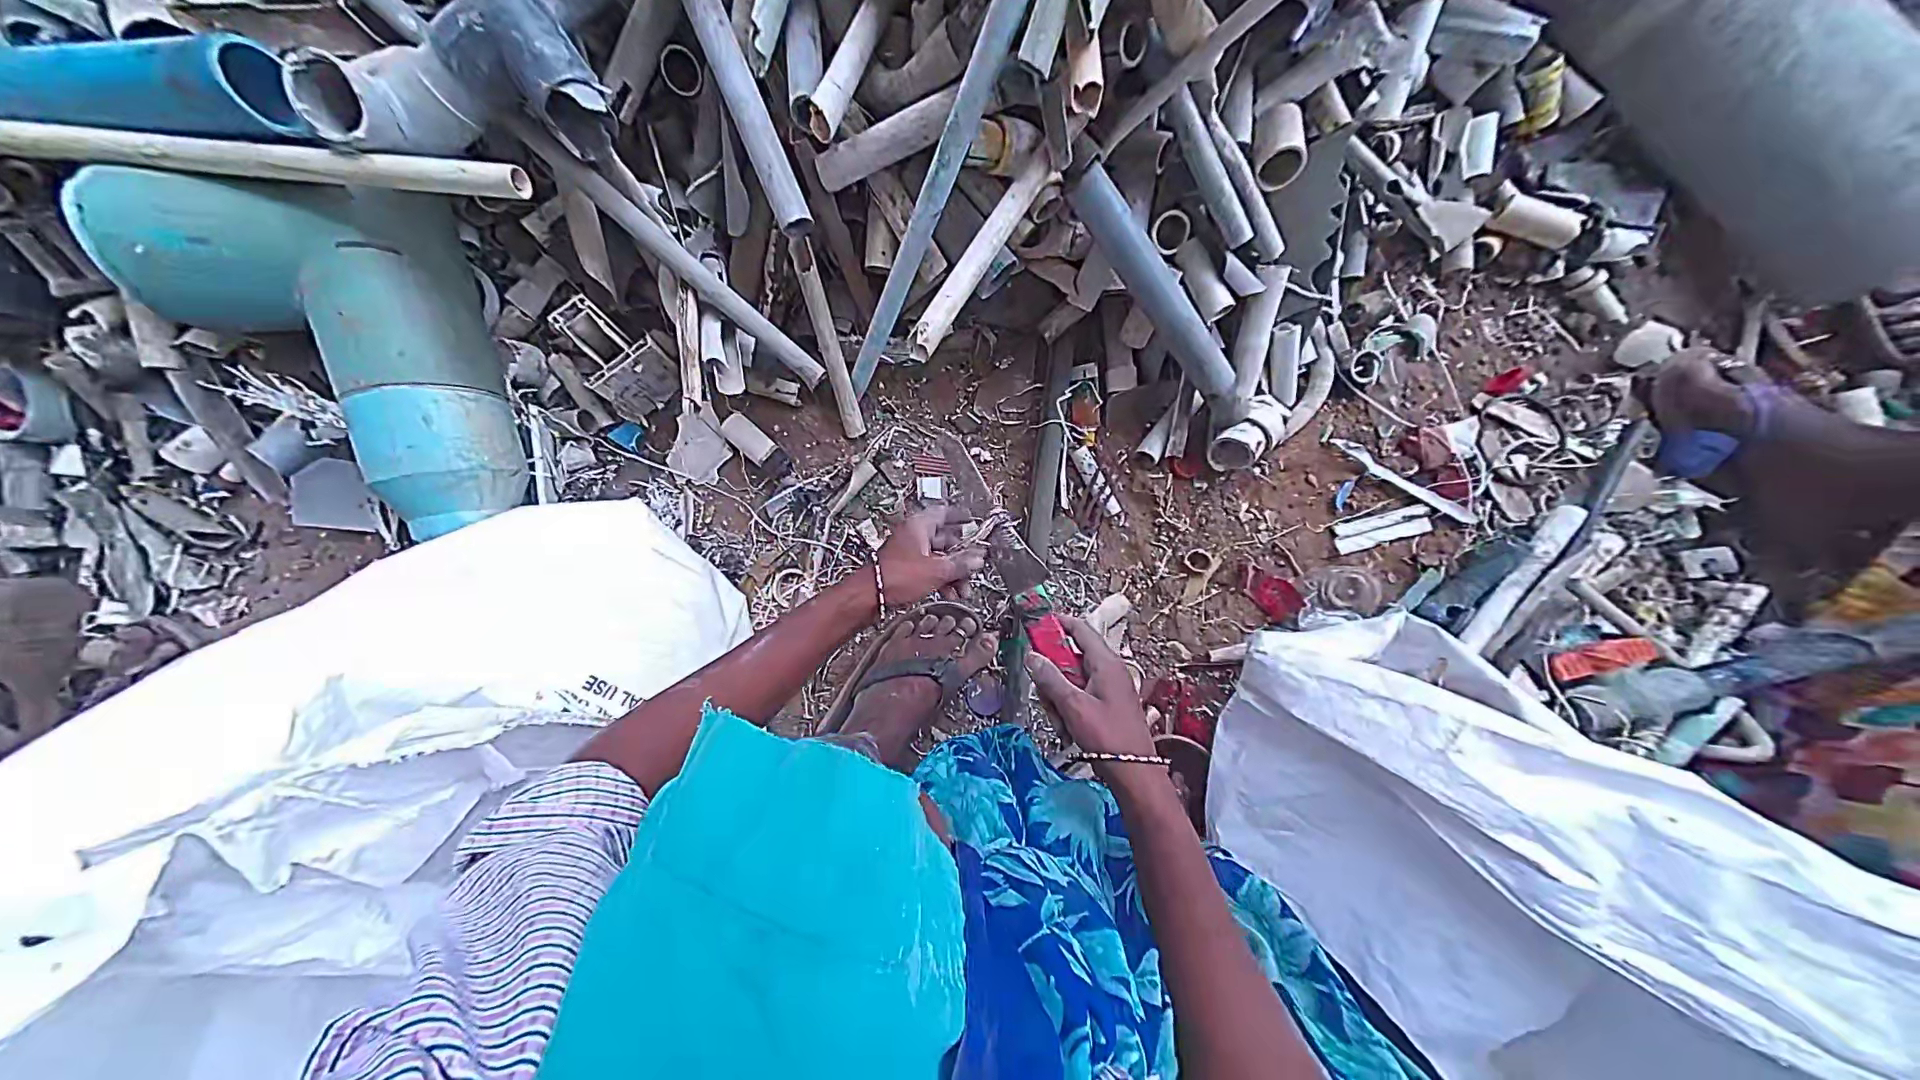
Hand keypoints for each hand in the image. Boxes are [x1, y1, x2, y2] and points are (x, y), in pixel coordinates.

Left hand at [876, 506, 986, 605]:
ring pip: (938, 557)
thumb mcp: (937, 569)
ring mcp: (908, 552)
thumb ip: (960, 563)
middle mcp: (913, 535)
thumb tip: (977, 560)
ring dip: (952, 571)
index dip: (961, 517)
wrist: (870, 596)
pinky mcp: (905, 569)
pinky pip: (929, 569)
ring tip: (963, 586)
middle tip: (973, 565)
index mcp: (919, 526)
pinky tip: (949, 591)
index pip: (945, 513)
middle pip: (945, 538)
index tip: (973, 522)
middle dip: (961, 555)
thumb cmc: (894, 577)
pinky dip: (941, 578)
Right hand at [1025, 615, 1155, 758]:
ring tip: (1061, 718)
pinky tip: (1068, 727)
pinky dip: (1068, 708)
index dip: (1057, 624)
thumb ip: (1051, 679)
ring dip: (1059, 697)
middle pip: (1071, 658)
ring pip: (1072, 680)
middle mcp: (1109, 671)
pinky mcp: (1106, 705)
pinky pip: (1079, 696)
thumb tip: (1033, 656)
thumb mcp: (1074, 706)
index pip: (1080, 629)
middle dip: (1053, 675)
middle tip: (1046, 693)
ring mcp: (1109, 689)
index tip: (1037, 626)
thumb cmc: (1109, 738)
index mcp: (1106, 663)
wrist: (1135, 773)